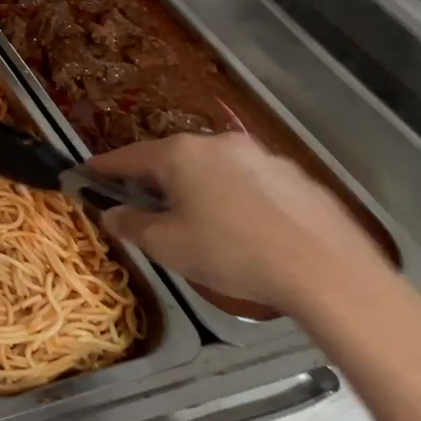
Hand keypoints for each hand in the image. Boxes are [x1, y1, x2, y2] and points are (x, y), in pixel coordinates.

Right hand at [89, 132, 388, 313]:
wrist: (334, 276)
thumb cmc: (234, 254)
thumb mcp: (167, 246)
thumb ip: (131, 225)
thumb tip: (111, 214)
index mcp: (180, 154)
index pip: (128, 156)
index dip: (104, 168)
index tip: (87, 174)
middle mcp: (219, 144)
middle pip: (174, 160)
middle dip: (158, 181)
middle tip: (148, 207)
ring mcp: (265, 158)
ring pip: (217, 171)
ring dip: (202, 189)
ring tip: (205, 224)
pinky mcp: (302, 180)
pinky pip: (255, 185)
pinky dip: (242, 201)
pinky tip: (251, 233)